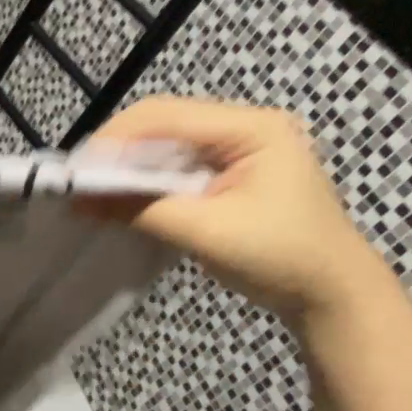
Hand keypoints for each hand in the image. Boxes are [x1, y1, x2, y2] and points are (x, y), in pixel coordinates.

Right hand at [81, 97, 392, 317]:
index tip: (78, 172)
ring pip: (163, 143)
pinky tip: (121, 197)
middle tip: (79, 181)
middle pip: (161, 123)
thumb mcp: (206, 231)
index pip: (165, 115)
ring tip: (92, 190)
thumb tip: (77, 200)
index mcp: (251, 128)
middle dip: (115, 151)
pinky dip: (143, 179)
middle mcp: (243, 127)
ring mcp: (237, 148)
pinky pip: (174, 163)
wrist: (334, 295)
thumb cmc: (280, 258)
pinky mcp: (228, 171)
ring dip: (126, 166)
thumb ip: (140, 209)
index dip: (114, 139)